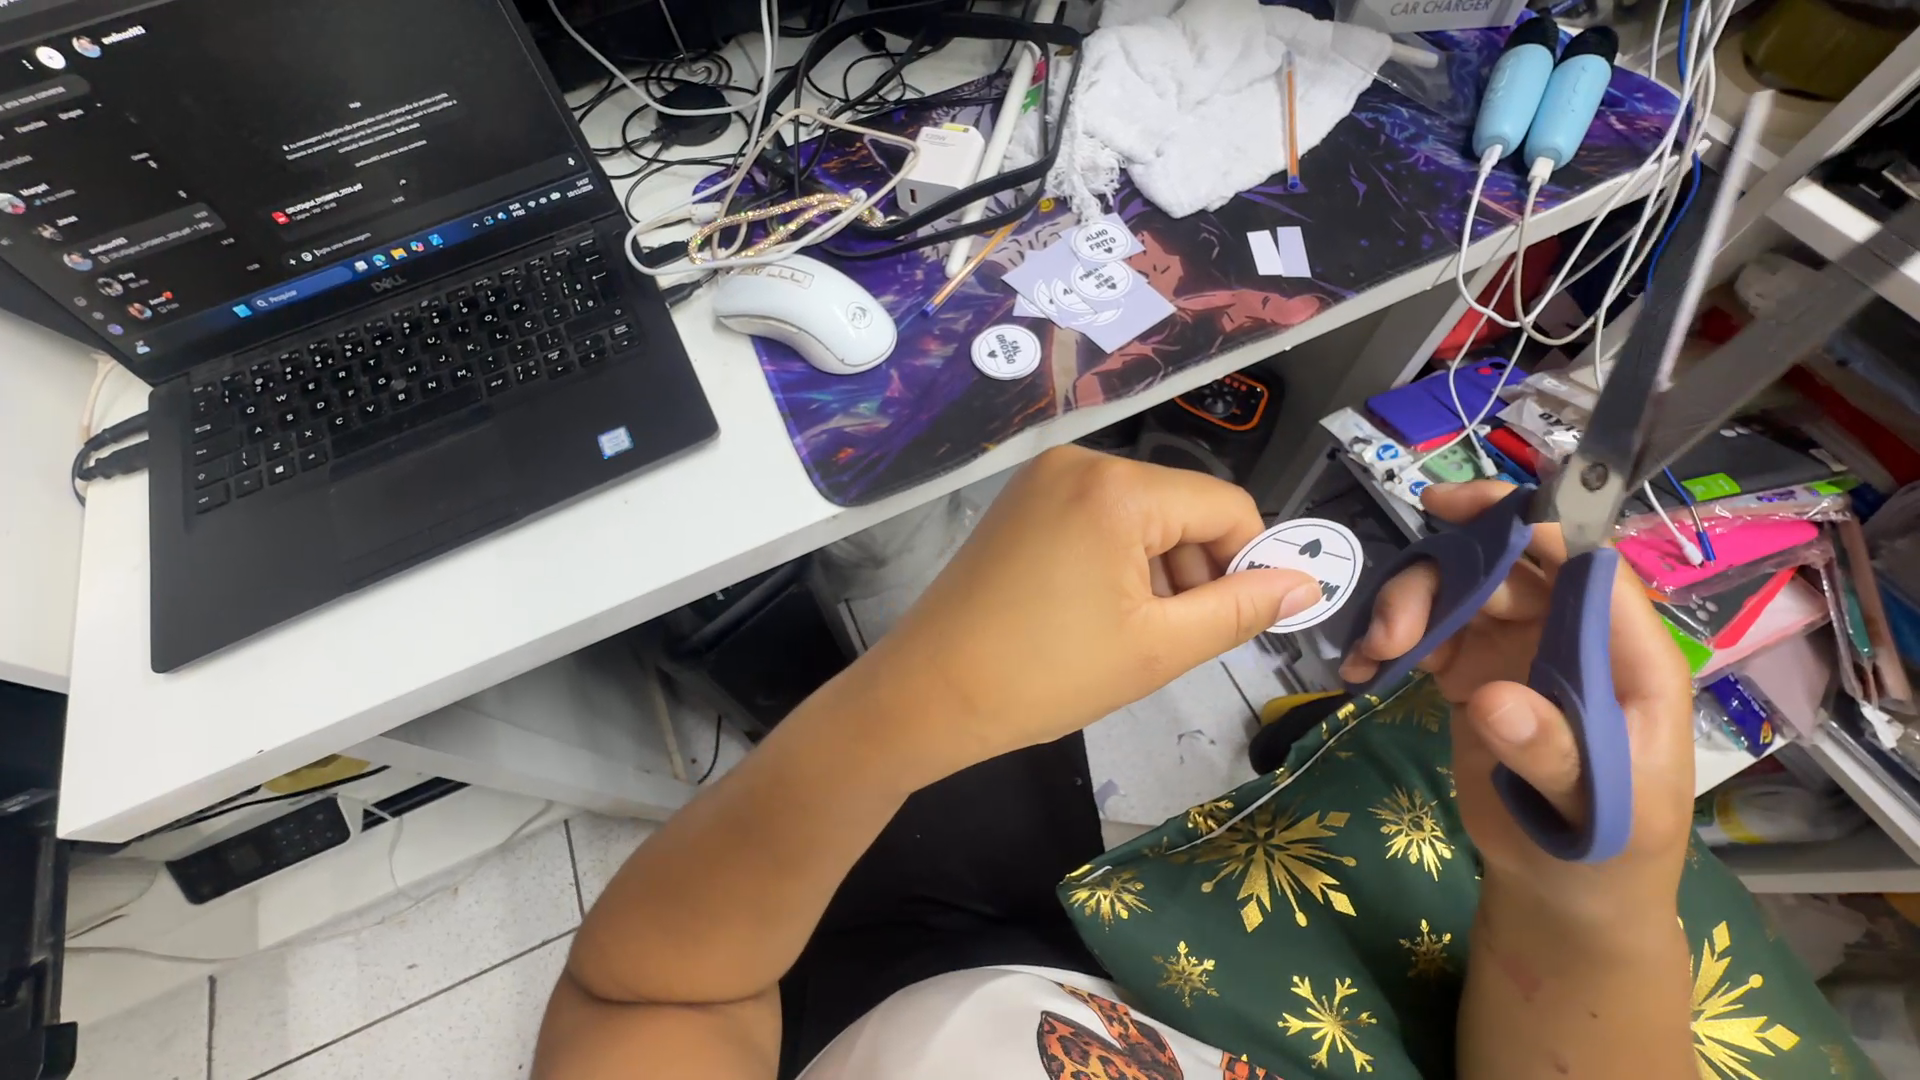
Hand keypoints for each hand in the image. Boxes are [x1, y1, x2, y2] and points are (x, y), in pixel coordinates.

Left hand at [856, 446, 1321, 774]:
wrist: (928, 695)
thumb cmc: (1046, 676)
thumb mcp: (1159, 647)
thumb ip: (1240, 609)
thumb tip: (1308, 583)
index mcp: (1117, 487)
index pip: (1225, 506)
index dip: (1251, 562)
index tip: (1245, 618)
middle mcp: (1079, 463)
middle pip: (1180, 507)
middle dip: (1197, 569)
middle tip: (1180, 636)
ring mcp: (1041, 480)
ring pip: (1138, 515)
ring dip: (1157, 569)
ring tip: (1133, 632)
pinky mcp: (1019, 504)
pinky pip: (1095, 519)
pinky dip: (1115, 560)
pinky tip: (1096, 611)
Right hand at [1339, 482, 1694, 918]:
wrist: (1562, 883)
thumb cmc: (1604, 845)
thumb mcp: (1593, 811)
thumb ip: (1553, 753)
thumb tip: (1494, 697)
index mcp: (1622, 653)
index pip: (1582, 561)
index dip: (1524, 521)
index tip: (1449, 507)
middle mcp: (1568, 636)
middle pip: (1499, 568)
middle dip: (1436, 583)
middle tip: (1389, 633)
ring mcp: (1517, 649)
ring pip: (1454, 592)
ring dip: (1403, 611)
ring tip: (1372, 658)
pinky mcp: (1472, 670)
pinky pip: (1425, 631)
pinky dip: (1387, 642)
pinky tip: (1364, 671)